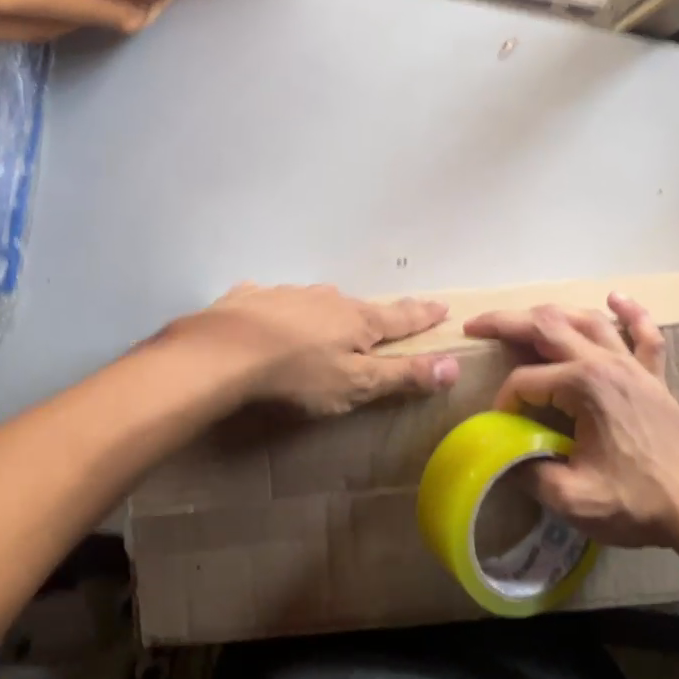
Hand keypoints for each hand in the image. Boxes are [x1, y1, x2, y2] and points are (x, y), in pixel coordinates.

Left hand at [167, 284, 460, 417]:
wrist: (223, 354)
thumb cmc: (298, 376)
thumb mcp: (358, 384)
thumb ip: (404, 376)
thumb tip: (455, 364)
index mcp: (358, 321)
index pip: (401, 318)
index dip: (423, 315)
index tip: (442, 306)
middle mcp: (327, 299)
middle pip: (358, 307)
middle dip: (371, 315)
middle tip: (379, 321)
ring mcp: (287, 295)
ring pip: (315, 302)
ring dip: (324, 312)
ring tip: (323, 324)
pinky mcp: (250, 298)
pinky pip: (271, 301)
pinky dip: (276, 310)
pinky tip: (265, 317)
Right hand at [465, 294, 678, 549]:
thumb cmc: (638, 503)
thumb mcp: (572, 498)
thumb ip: (529, 472)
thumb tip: (503, 457)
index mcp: (584, 386)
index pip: (526, 380)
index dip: (504, 401)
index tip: (500, 428)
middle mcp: (607, 363)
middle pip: (548, 327)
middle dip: (507, 323)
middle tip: (476, 324)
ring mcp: (635, 367)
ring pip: (589, 321)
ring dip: (554, 314)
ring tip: (526, 318)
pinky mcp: (656, 379)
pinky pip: (645, 335)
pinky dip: (631, 313)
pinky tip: (617, 299)